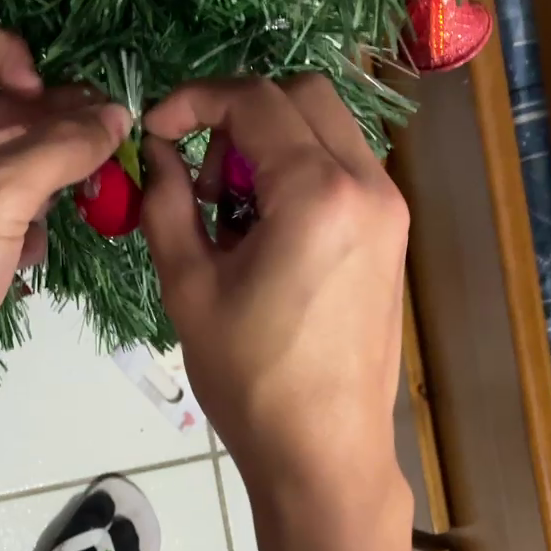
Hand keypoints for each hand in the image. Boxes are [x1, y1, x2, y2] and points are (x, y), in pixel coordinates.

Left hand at [0, 20, 132, 429]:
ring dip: (47, 176)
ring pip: (7, 166)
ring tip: (90, 188)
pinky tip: (32, 250)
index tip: (43, 94)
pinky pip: (4, 214)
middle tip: (109, 134)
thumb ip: (62, 147)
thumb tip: (118, 117)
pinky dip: (26, 224)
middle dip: (50, 121)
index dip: (4, 54)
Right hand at [140, 76, 410, 506]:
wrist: (322, 453)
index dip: (196, 102)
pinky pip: (344, 175)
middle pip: (302, 97)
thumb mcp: (190, 289)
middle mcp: (369, 186)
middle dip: (240, 119)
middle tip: (205, 185)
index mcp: (318, 193)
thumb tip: (160, 155)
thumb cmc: (249, 380)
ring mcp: (390, 213)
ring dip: (272, 149)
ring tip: (233, 221)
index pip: (255, 101)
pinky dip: (301, 178)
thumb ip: (169, 205)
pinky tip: (269, 240)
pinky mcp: (392, 242)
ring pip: (328, 133)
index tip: (158, 132)